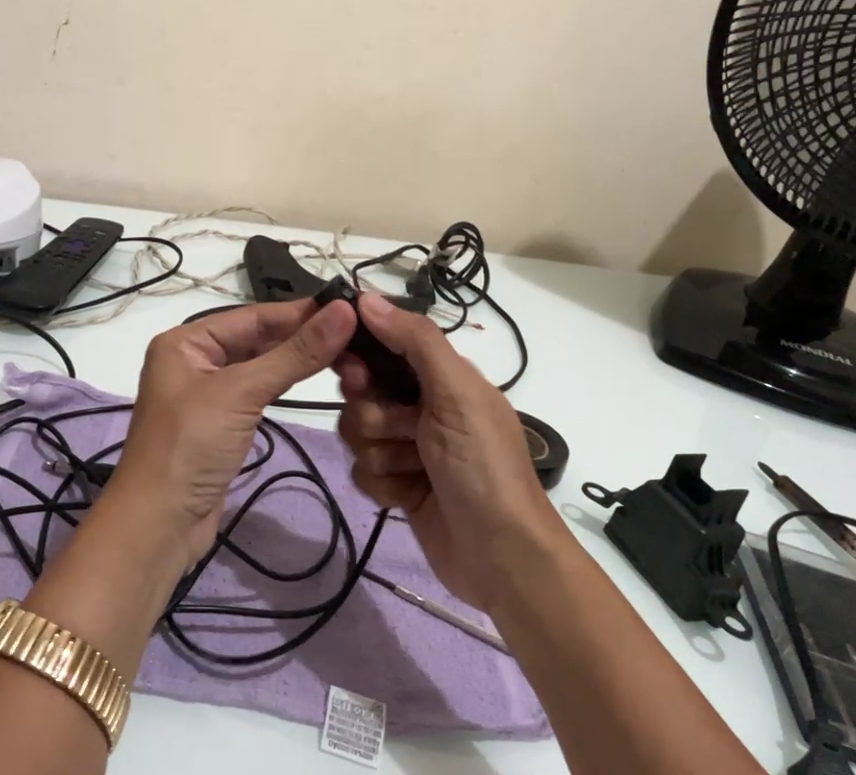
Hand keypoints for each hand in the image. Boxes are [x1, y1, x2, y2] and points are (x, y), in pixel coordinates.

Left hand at [113, 299, 357, 565]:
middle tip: (357, 334)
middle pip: (256, 338)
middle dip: (302, 336)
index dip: (300, 312)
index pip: (252, 316)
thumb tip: (344, 311)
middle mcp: (193, 359)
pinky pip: (257, 391)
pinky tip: (314, 378)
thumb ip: (294, 354)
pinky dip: (284, 384)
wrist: (160, 524)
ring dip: (296, 360)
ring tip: (347, 353)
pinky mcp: (220, 423)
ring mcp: (207, 393)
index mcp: (185, 341)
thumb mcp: (241, 393)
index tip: (350, 307)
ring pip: (259, 365)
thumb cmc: (191, 447)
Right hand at [336, 292, 556, 609]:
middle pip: (361, 394)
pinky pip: (362, 472)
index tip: (354, 372)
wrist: (502, 557)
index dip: (362, 357)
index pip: (385, 347)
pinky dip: (384, 486)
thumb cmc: (484, 467)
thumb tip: (366, 298)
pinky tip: (411, 497)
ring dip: (383, 455)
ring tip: (416, 470)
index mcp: (443, 378)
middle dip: (374, 415)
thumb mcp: (457, 394)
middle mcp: (423, 407)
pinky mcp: (397, 486)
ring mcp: (409, 449)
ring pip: (357, 434)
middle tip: (403, 429)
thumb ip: (415, 342)